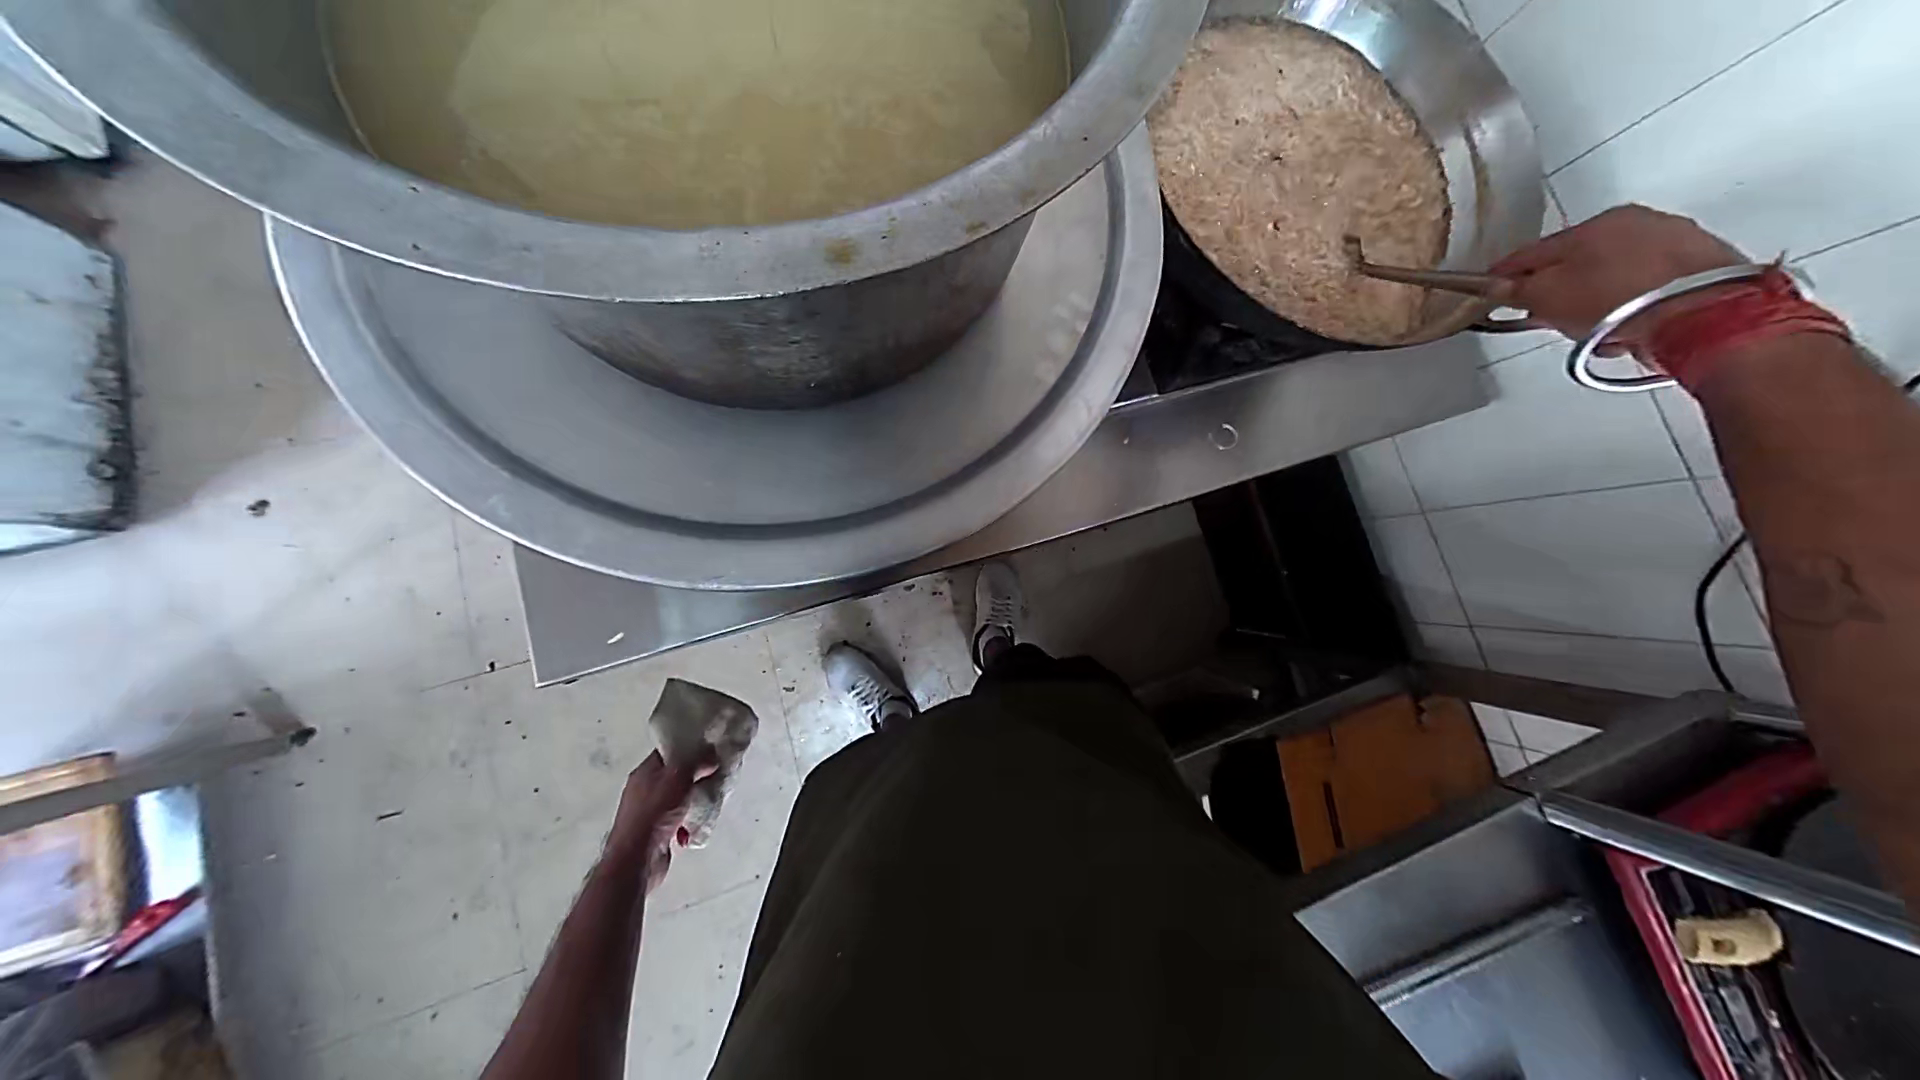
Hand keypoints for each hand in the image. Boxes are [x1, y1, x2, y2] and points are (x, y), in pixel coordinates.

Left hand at [604, 751, 704, 893]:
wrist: (636, 860)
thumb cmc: (655, 812)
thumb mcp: (679, 777)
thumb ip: (697, 761)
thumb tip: (712, 755)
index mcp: (644, 772)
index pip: (670, 751)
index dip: (691, 747)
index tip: (712, 751)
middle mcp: (643, 790)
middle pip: (677, 775)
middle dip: (697, 778)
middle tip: (715, 778)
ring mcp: (648, 813)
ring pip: (679, 799)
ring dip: (695, 803)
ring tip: (708, 805)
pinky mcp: (654, 833)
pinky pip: (677, 821)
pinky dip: (687, 823)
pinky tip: (692, 830)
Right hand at [1491, 204, 1747, 354]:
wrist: (1702, 315)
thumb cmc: (1615, 303)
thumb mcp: (1546, 298)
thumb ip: (1515, 289)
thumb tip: (1499, 285)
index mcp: (1595, 223)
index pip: (1531, 252)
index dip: (1504, 277)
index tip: (1489, 294)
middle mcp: (1637, 221)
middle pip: (1574, 259)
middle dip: (1554, 288)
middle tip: (1542, 317)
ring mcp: (1674, 238)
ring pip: (1610, 270)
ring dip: (1591, 296)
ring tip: (1588, 326)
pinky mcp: (1701, 262)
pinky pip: (1644, 282)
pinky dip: (1627, 301)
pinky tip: (1623, 324)